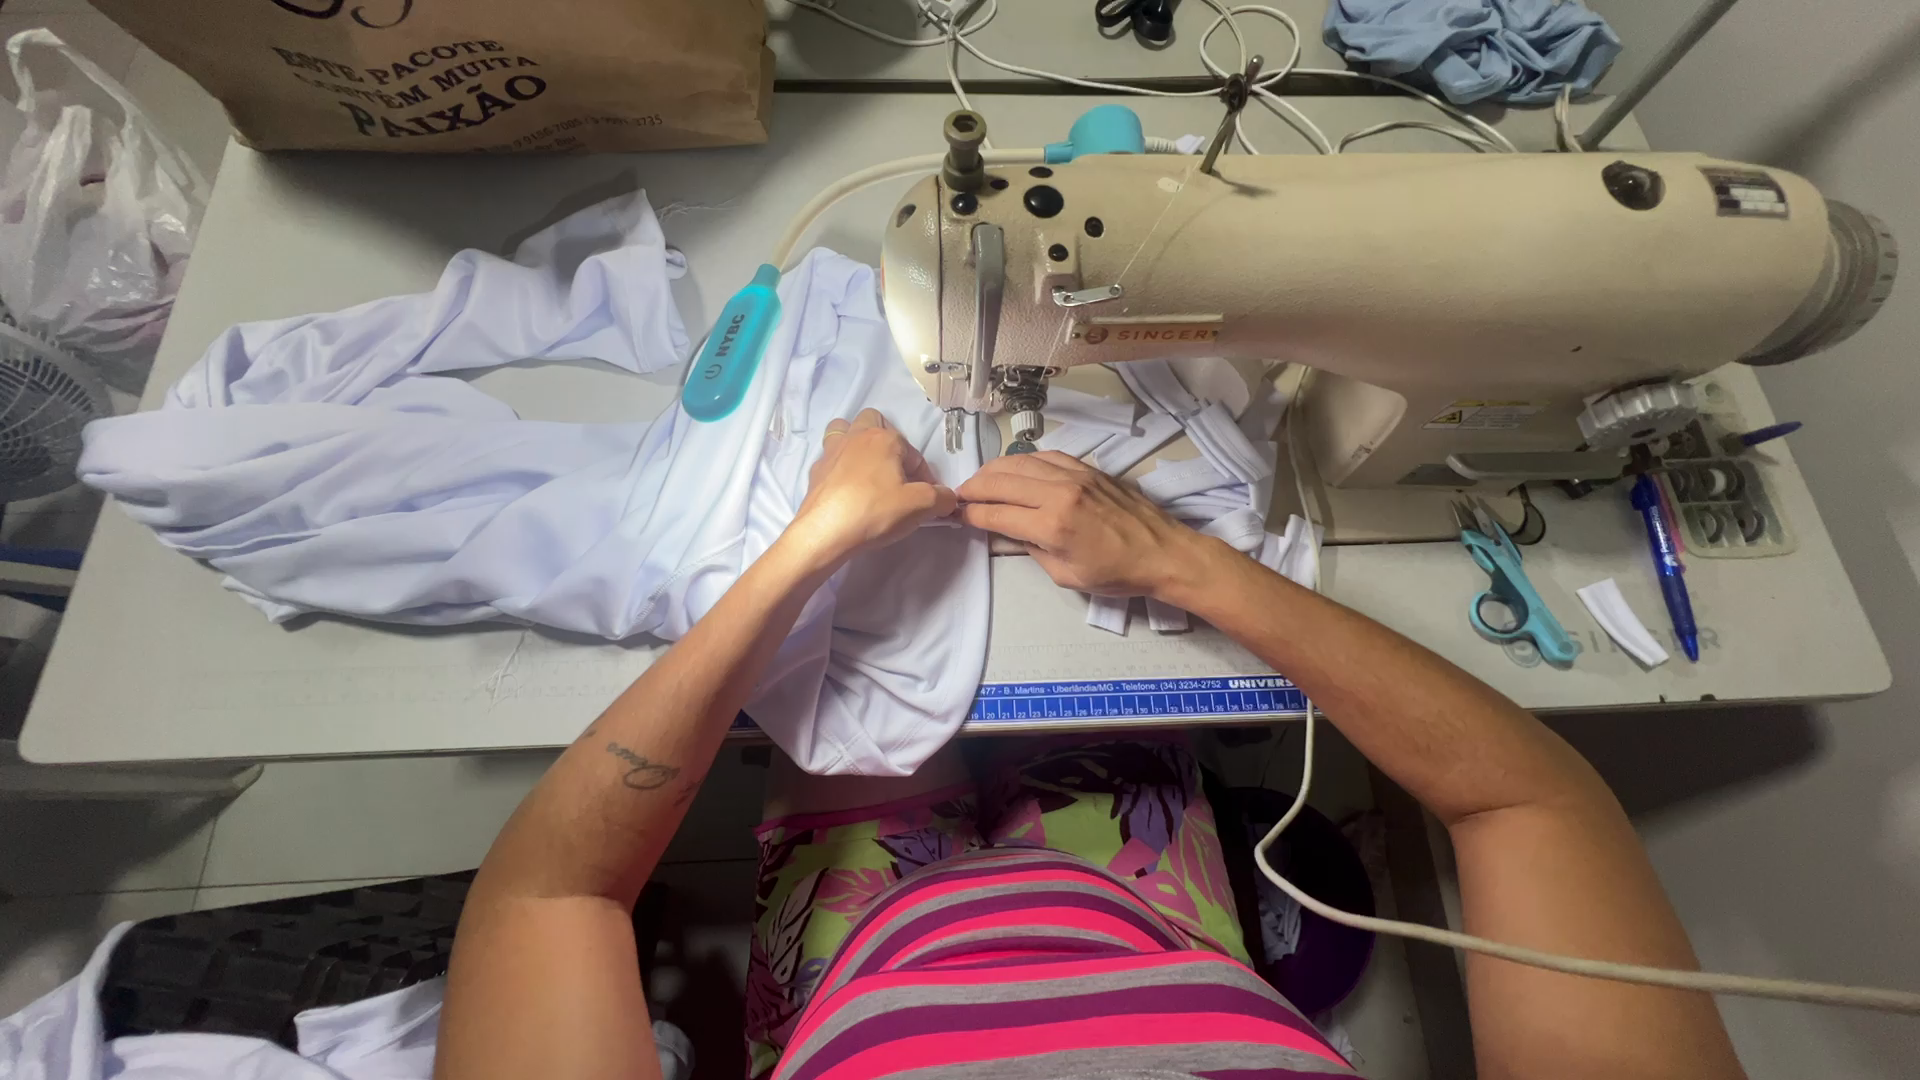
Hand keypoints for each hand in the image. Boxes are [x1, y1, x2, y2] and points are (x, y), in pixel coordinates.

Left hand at [783, 409, 956, 568]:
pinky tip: (846, 488)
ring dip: (856, 442)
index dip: (925, 476)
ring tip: (866, 468)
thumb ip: (941, 498)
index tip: (927, 499)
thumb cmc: (875, 511)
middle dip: (887, 439)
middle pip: (873, 421)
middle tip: (894, 469)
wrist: (825, 533)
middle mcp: (855, 437)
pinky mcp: (815, 472)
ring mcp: (831, 452)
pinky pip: (830, 458)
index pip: (914, 453)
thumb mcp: (920, 506)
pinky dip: (840, 466)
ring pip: (843, 430)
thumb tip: (948, 497)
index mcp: (884, 439)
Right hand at [956, 451, 1219, 597]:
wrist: (1165, 552)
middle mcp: (1059, 492)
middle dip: (973, 488)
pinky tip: (1015, 470)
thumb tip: (1008, 532)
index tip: (954, 514)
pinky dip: (1023, 462)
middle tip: (959, 496)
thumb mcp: (1065, 575)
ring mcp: (1074, 475)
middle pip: (1000, 480)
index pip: (996, 514)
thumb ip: (1032, 549)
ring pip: (1020, 461)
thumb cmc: (1117, 574)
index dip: (969, 514)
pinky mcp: (1087, 468)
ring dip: (994, 470)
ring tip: (981, 481)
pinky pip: (1045, 456)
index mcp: (1052, 524)